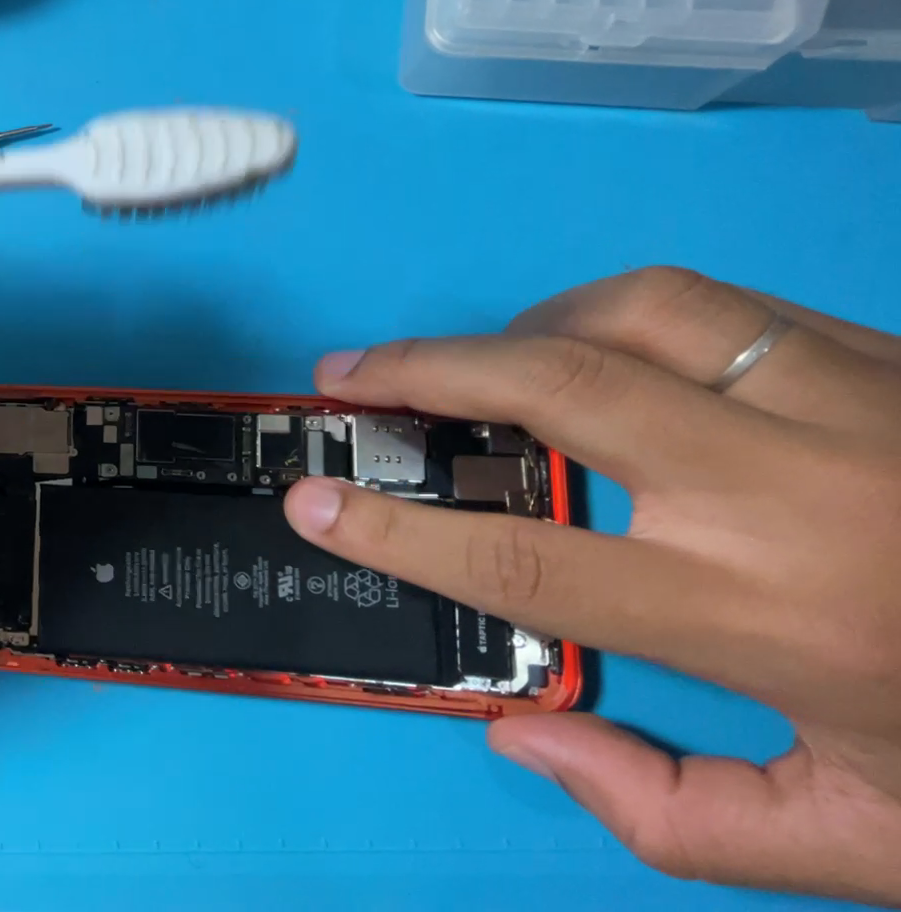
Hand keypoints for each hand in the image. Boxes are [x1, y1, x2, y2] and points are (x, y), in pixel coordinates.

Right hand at [282, 268, 900, 903]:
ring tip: (472, 361)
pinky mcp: (894, 358)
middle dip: (424, 371)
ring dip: (520, 330)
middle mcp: (794, 495)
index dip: (393, 532)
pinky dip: (612, 319)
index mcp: (769, 619)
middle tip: (346, 374)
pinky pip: (714, 308)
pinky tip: (589, 350)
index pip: (522, 562)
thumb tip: (520, 736)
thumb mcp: (866, 844)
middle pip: (555, 390)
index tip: (310, 502)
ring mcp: (855, 405)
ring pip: (633, 314)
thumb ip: (671, 813)